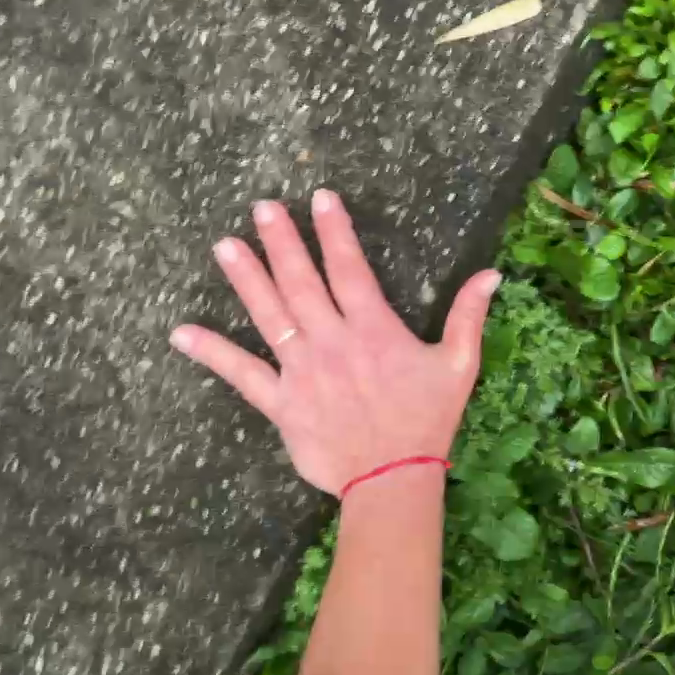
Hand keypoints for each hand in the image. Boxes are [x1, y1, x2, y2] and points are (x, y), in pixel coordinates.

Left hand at [169, 190, 499, 494]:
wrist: (393, 476)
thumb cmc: (430, 415)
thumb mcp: (460, 362)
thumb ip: (468, 314)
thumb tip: (491, 272)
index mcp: (374, 329)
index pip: (350, 268)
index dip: (334, 231)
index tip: (320, 198)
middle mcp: (332, 341)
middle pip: (302, 283)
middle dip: (282, 242)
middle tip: (261, 207)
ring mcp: (300, 371)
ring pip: (269, 316)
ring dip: (246, 279)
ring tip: (225, 246)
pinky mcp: (280, 403)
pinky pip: (241, 374)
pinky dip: (212, 352)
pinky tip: (182, 331)